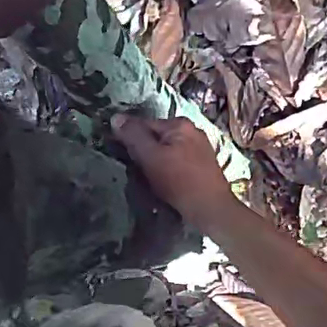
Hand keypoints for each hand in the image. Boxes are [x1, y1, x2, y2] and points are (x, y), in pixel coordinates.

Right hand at [111, 114, 239, 229]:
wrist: (211, 209)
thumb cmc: (179, 181)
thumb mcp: (151, 157)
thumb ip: (133, 136)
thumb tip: (116, 118)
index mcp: (179, 124)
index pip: (144, 124)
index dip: (128, 138)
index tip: (117, 153)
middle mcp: (192, 130)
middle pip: (157, 137)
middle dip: (143, 150)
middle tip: (134, 169)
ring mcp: (200, 148)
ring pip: (167, 150)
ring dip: (155, 161)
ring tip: (147, 178)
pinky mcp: (203, 165)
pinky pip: (177, 161)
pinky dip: (168, 168)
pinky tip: (165, 182)